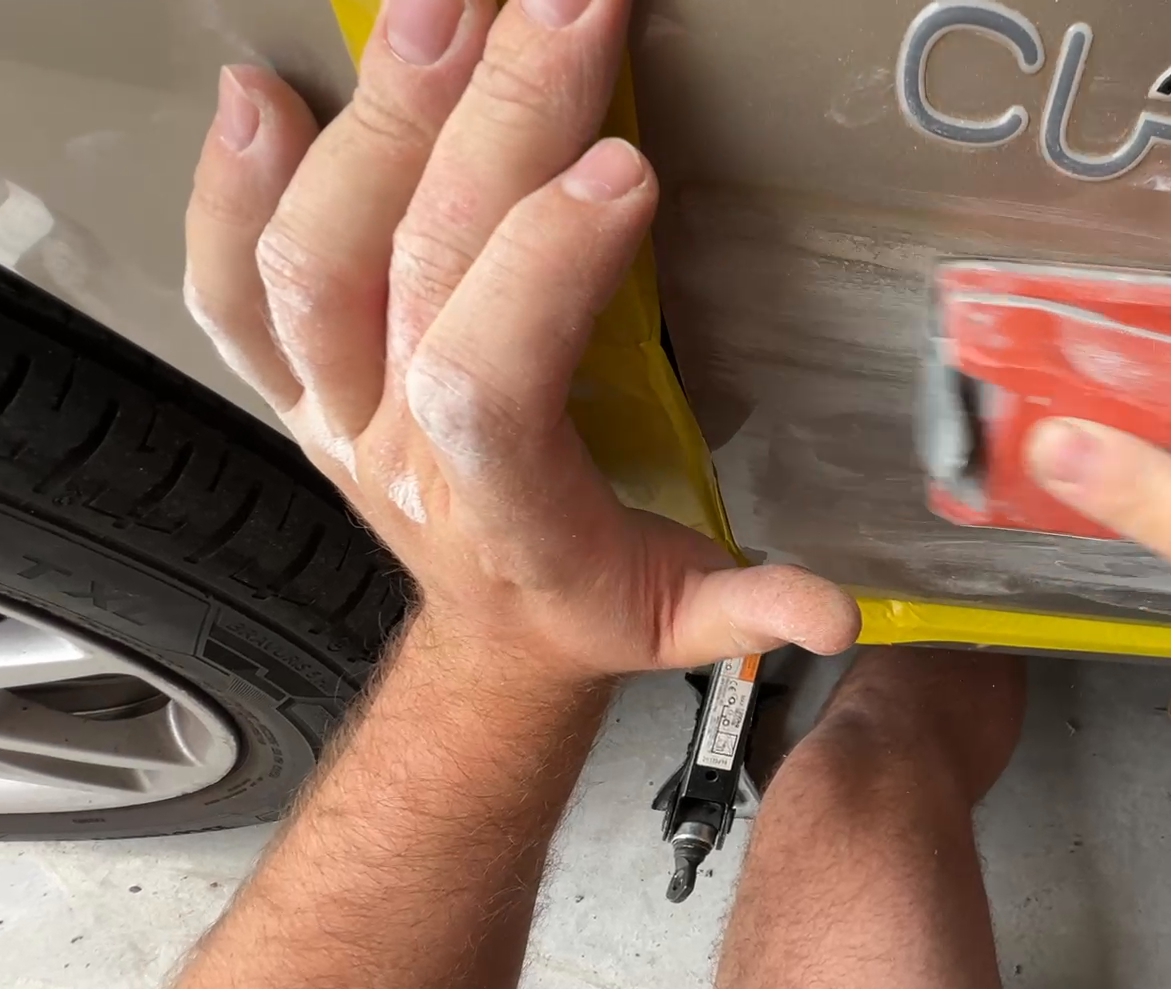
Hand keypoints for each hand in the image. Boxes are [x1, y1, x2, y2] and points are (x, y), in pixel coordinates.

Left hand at [182, 0, 857, 682]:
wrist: (496, 642)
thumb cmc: (592, 617)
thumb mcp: (686, 624)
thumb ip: (758, 610)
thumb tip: (841, 620)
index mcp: (509, 512)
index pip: (493, 375)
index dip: (550, 266)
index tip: (630, 170)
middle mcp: (402, 454)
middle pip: (417, 269)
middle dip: (497, 125)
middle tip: (567, 14)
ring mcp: (338, 415)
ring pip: (316, 254)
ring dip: (381, 118)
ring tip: (449, 7)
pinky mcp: (309, 388)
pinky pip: (230, 285)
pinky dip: (229, 183)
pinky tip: (268, 93)